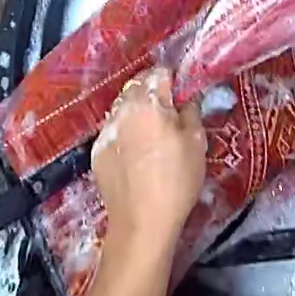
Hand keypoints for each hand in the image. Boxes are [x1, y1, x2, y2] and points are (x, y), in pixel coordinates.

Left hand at [92, 66, 206, 261]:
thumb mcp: (197, 143)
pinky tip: (135, 150)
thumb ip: (191, 111)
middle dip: (152, 89)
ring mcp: (107, 129)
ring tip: (150, 129)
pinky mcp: (97, 150)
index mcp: (149, 102)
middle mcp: (124, 109)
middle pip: (137, 85)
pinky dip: (124, 130)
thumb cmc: (176, 180)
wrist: (142, 223)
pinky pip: (112, 128)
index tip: (181, 92)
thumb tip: (186, 97)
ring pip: (121, 105)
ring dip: (135, 108)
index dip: (172, 79)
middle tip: (168, 109)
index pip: (159, 72)